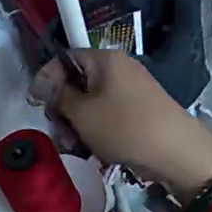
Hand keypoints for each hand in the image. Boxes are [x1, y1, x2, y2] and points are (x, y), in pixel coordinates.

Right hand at [29, 50, 211, 200]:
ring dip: (78, 128)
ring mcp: (131, 93)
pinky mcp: (139, 115)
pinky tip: (96, 153)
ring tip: (77, 150)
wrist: (176, 153)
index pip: (66, 58)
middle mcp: (119, 70)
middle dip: (63, 111)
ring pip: (92, 106)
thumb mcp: (83, 113)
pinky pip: (109, 119)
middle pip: (78, 84)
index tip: (35, 103)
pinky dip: (98, 134)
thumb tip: (45, 85)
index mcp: (105, 59)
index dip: (47, 78)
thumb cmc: (125, 127)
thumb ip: (59, 97)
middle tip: (61, 135)